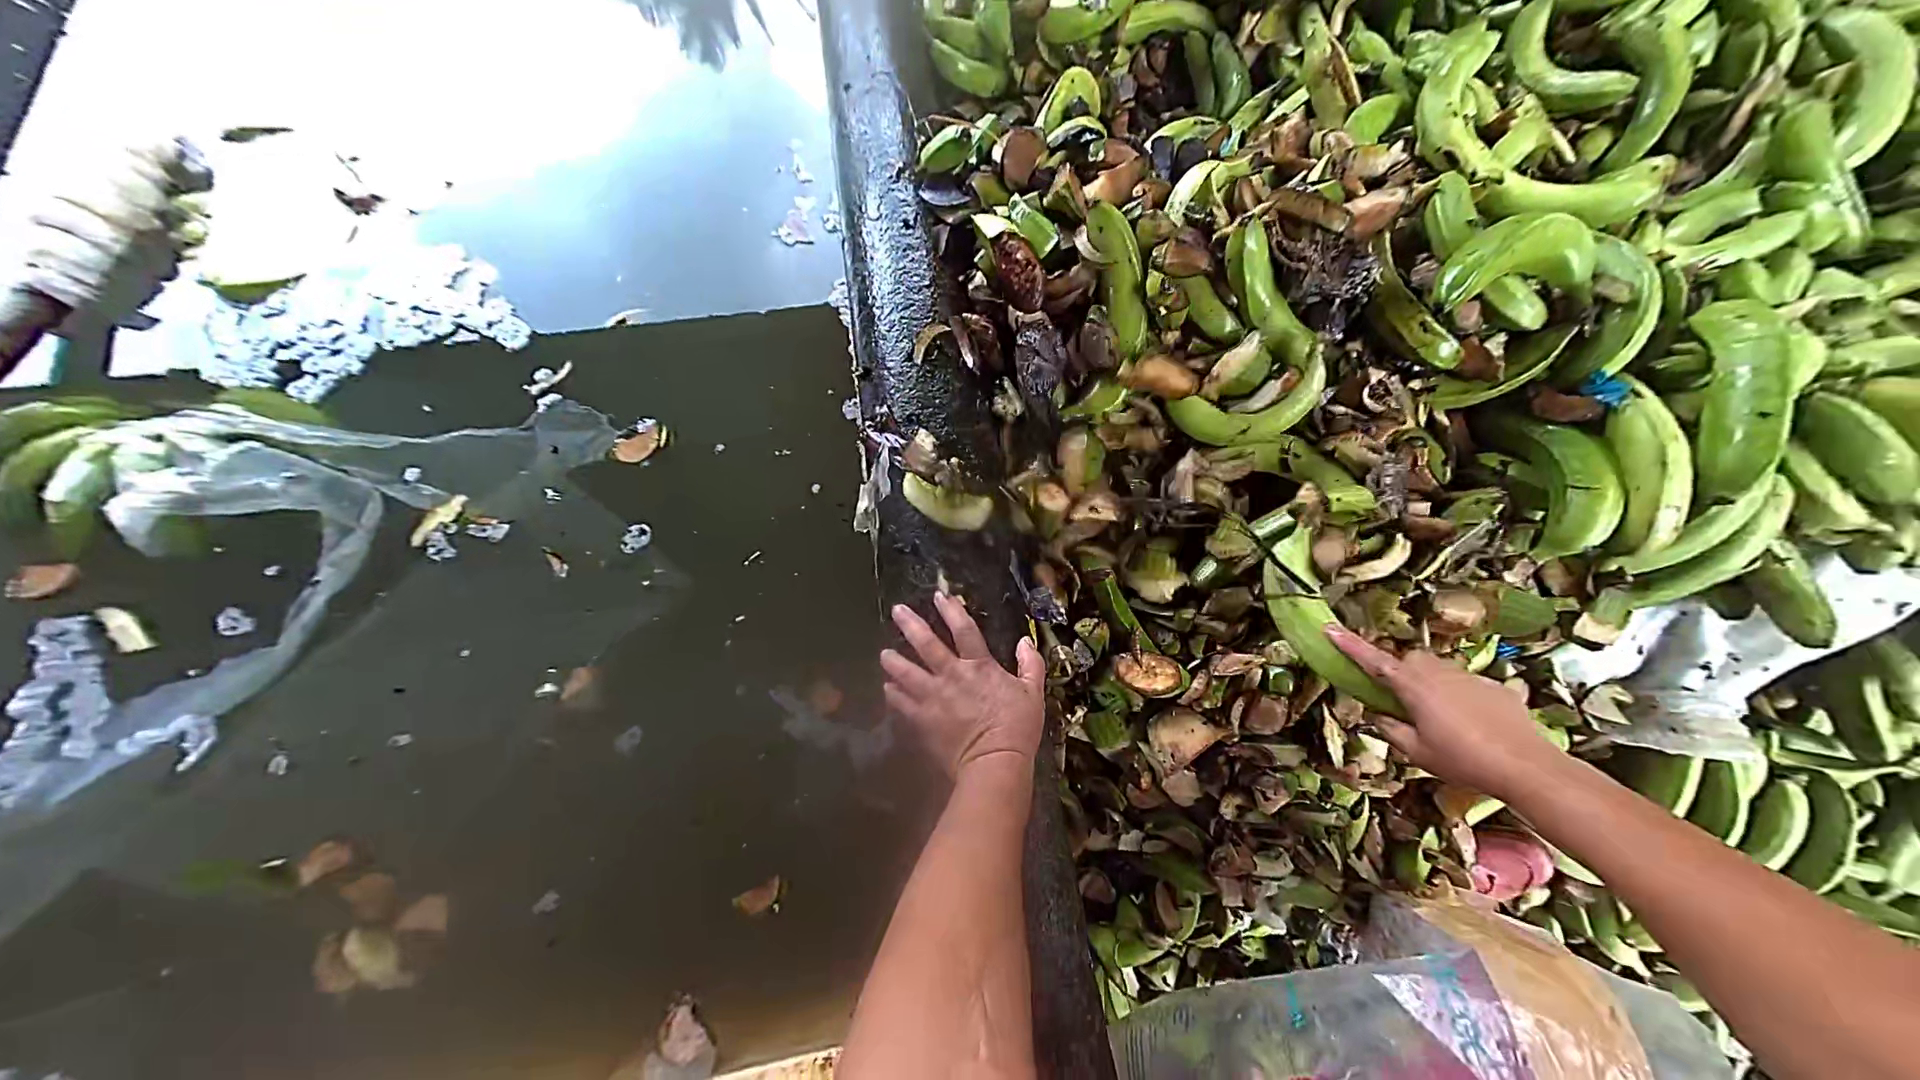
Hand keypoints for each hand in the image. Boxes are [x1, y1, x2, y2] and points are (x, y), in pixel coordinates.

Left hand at [881, 593, 1045, 778]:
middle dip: (911, 625)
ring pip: (907, 672)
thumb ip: (1030, 663)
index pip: (964, 630)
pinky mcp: (922, 720)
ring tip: (884, 653)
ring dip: (894, 661)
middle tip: (897, 611)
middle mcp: (952, 675)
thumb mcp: (1033, 692)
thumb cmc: (1017, 728)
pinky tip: (888, 688)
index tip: (939, 596)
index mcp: (979, 666)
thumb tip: (1025, 640)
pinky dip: (894, 694)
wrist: (994, 763)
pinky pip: (902, 703)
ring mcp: (933, 698)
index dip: (951, 610)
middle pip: (927, 644)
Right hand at [1325, 624, 1566, 798]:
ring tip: (1442, 718)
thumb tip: (1378, 716)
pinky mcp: (1497, 688)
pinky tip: (1475, 725)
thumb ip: (1390, 729)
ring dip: (1432, 685)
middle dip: (1402, 671)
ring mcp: (1471, 678)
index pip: (1373, 660)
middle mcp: (1440, 673)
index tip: (1329, 628)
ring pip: (1440, 670)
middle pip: (1411, 659)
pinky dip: (1464, 698)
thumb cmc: (1463, 760)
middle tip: (1402, 700)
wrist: (1528, 768)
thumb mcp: (1415, 751)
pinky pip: (1469, 686)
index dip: (1349, 645)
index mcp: (1413, 686)